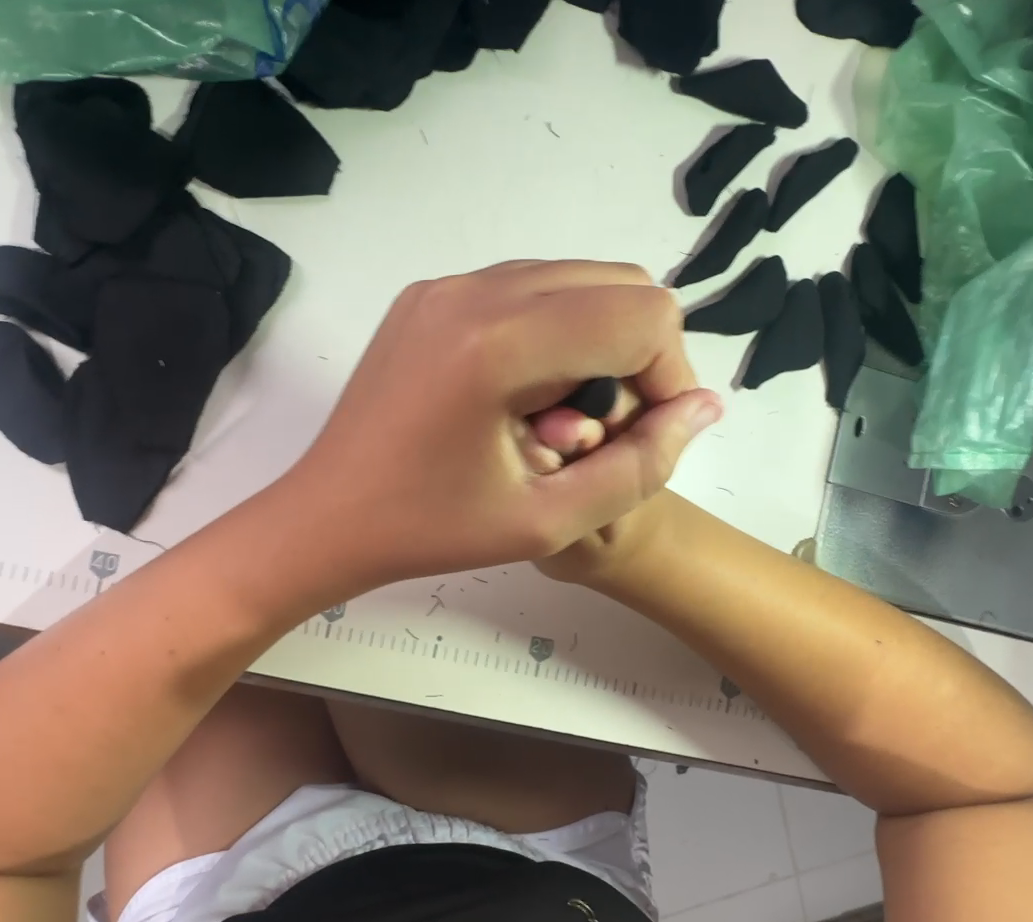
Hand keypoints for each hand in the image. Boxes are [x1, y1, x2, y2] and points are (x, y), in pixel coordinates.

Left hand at [282, 260, 721, 587]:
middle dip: (636, 354)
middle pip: (618, 282)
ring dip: (595, 341)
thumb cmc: (430, 532)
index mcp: (499, 344)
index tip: (640, 435)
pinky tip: (520, 396)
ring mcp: (445, 284)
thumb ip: (640, 465)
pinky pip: (526, 287)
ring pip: (575, 279)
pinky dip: (552, 330)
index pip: (643, 315)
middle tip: (599, 429)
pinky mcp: (428, 294)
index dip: (667, 377)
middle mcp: (473, 290)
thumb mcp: (547, 521)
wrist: (326, 516)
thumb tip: (706, 408)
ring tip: (554, 417)